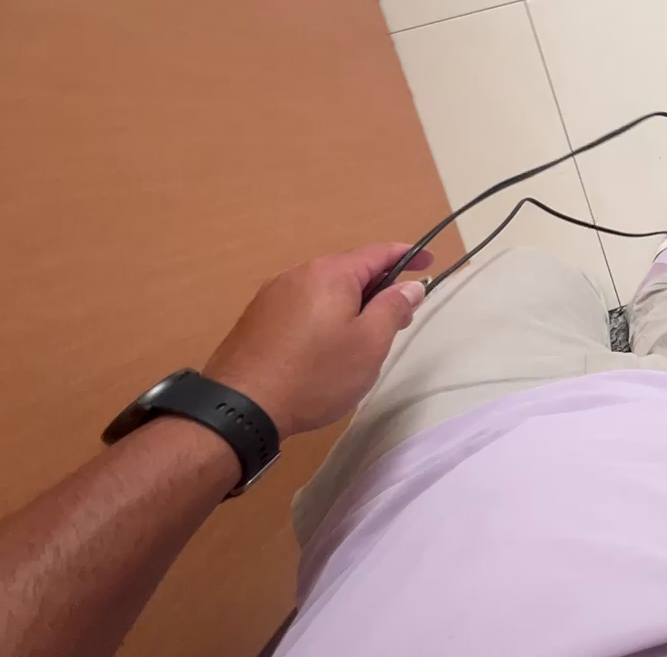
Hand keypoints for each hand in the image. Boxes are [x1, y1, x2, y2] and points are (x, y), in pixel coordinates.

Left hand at [203, 243, 433, 437]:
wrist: (236, 412)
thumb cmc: (315, 373)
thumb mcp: (371, 342)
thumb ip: (394, 307)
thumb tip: (409, 286)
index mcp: (331, 273)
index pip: (380, 253)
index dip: (409, 256)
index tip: (430, 263)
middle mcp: (299, 274)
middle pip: (352, 271)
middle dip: (381, 288)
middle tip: (401, 317)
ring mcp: (272, 296)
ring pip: (327, 290)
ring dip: (353, 304)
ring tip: (365, 337)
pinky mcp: (256, 320)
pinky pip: (304, 305)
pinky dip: (326, 315)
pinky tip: (328, 345)